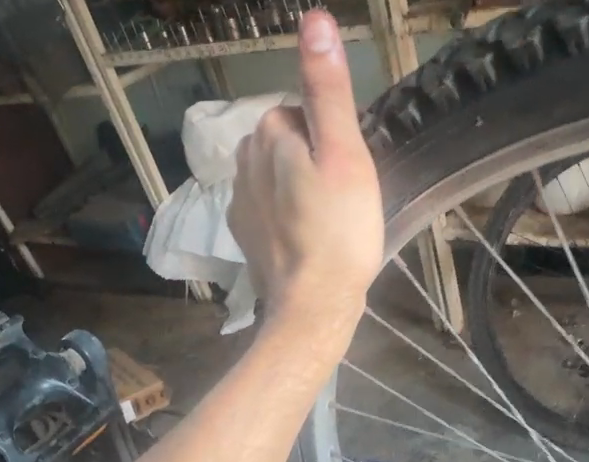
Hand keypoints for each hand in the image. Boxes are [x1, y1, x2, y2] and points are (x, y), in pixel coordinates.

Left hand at [228, 11, 384, 327]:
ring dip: (298, 191)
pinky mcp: (244, 235)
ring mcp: (240, 201)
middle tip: (342, 201)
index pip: (303, 113)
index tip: (348, 174)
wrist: (312, 306)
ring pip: (277, 177)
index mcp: (269, 132)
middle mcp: (244, 159)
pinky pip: (268, 210)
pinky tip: (307, 242)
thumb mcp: (345, 154)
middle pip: (287, 144)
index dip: (331, 140)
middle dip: (312, 162)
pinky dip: (286, 219)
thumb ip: (328, 90)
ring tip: (326, 224)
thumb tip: (314, 19)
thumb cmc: (338, 232)